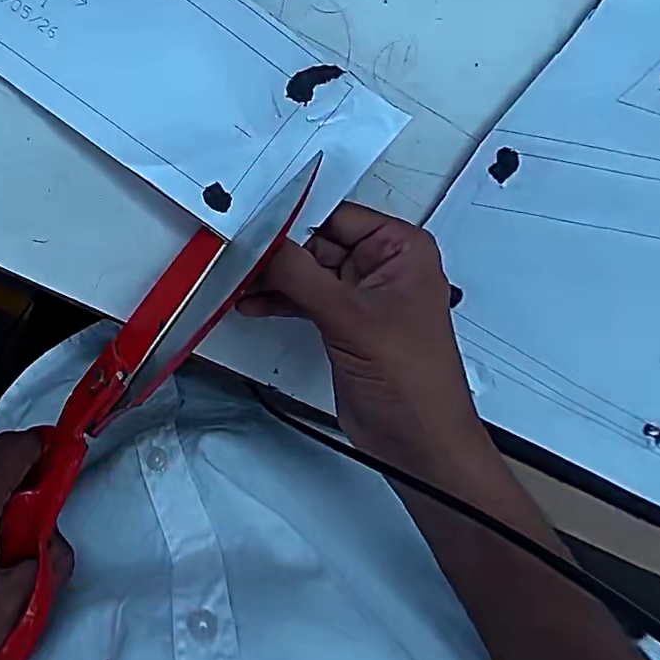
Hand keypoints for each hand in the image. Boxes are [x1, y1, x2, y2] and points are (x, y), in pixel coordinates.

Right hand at [238, 203, 478, 457]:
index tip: (258, 221)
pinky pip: (300, 294)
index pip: (336, 215)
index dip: (295, 217)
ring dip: (271, 277)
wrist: (417, 445)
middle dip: (277, 251)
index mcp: (401, 250)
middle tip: (242, 254)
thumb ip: (301, 275)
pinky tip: (254, 302)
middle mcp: (381, 266)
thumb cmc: (418, 386)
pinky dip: (276, 298)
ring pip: (303, 268)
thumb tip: (267, 243)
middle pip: (314, 240)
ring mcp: (359, 293)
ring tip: (241, 280)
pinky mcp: (341, 318)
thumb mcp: (351, 317)